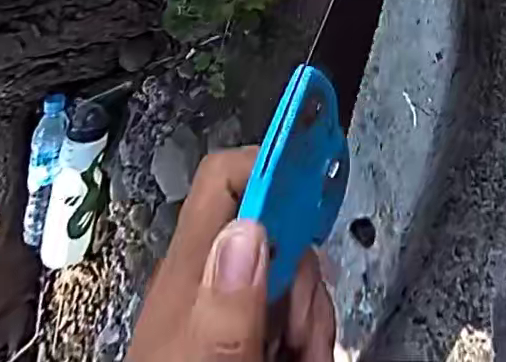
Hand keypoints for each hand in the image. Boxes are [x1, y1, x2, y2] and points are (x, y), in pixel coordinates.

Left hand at [128, 146, 335, 361]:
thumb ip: (224, 307)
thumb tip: (249, 229)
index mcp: (192, 272)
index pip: (225, 178)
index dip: (269, 163)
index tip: (313, 179)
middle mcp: (210, 281)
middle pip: (277, 231)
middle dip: (304, 271)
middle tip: (300, 328)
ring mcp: (230, 310)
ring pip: (294, 278)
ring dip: (312, 317)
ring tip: (299, 358)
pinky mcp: (248, 338)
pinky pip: (296, 316)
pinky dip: (309, 340)